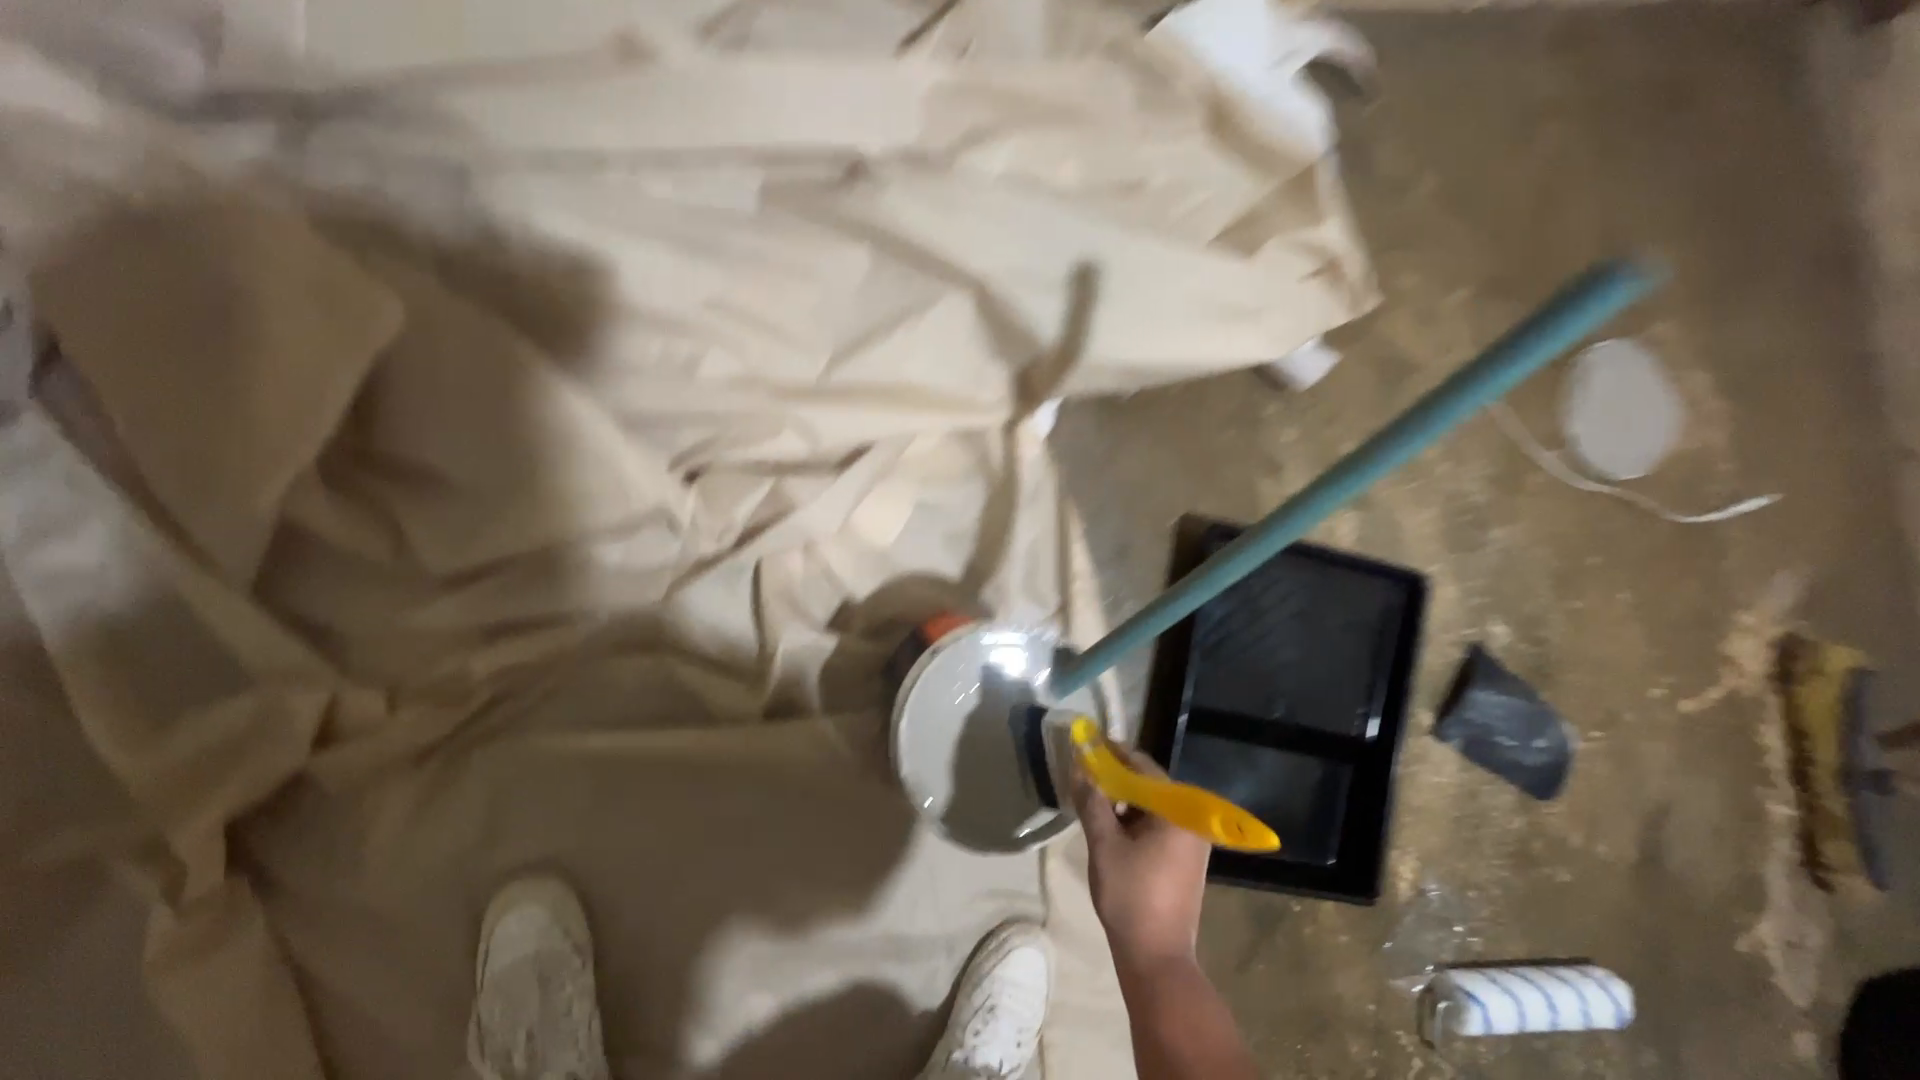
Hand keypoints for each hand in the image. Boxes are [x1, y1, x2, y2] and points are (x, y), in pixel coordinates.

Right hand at [1068, 744, 1211, 975]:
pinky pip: (1160, 825)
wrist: (1156, 956)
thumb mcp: (1104, 844)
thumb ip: (1093, 801)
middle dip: (1118, 775)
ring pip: (1154, 806)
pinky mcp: (1185, 859)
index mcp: (1179, 812)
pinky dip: (1136, 819)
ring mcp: (1192, 841)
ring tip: (1094, 795)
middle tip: (1086, 769)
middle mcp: (1192, 820)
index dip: (1114, 753)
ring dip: (1125, 798)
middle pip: (1152, 785)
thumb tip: (1080, 768)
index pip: (1144, 767)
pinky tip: (1111, 822)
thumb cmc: (1130, 896)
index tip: (1089, 743)